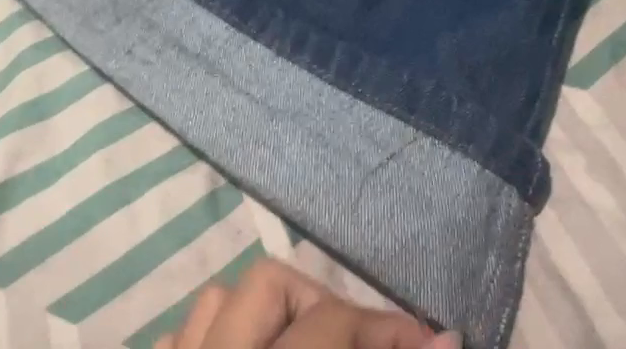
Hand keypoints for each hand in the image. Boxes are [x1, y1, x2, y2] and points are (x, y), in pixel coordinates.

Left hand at [155, 258, 456, 348]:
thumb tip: (446, 338)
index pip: (331, 324)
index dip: (392, 330)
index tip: (438, 339)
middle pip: (269, 283)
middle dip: (328, 307)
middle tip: (370, 343)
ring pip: (216, 297)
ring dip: (268, 316)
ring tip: (310, 346)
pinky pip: (179, 335)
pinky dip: (216, 339)